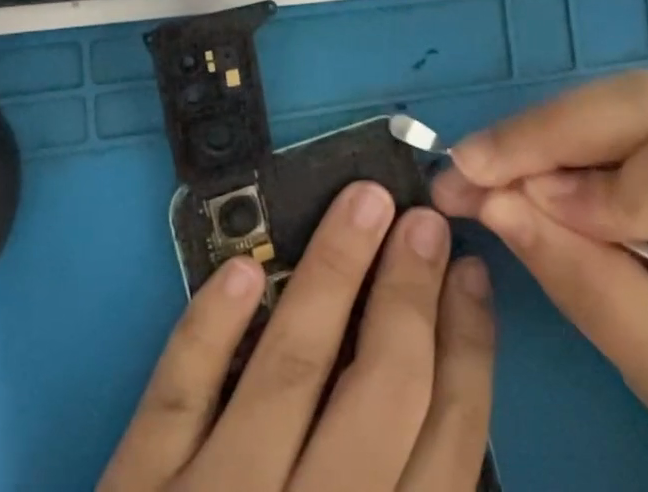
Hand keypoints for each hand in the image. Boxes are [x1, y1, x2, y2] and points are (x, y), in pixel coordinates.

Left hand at [100, 181, 495, 491]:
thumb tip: (452, 413)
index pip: (447, 441)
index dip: (468, 348)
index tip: (473, 276)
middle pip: (379, 391)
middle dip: (410, 296)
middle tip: (424, 220)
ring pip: (286, 373)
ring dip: (331, 278)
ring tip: (362, 206)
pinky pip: (174, 400)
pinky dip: (208, 332)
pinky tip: (246, 270)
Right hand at [431, 72, 647, 487]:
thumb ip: (591, 288)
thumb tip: (497, 204)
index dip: (598, 188)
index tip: (522, 217)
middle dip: (544, 133)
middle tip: (463, 171)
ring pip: (629, 94)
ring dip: (546, 127)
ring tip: (485, 168)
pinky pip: (626, 105)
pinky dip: (565, 130)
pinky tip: (528, 162)